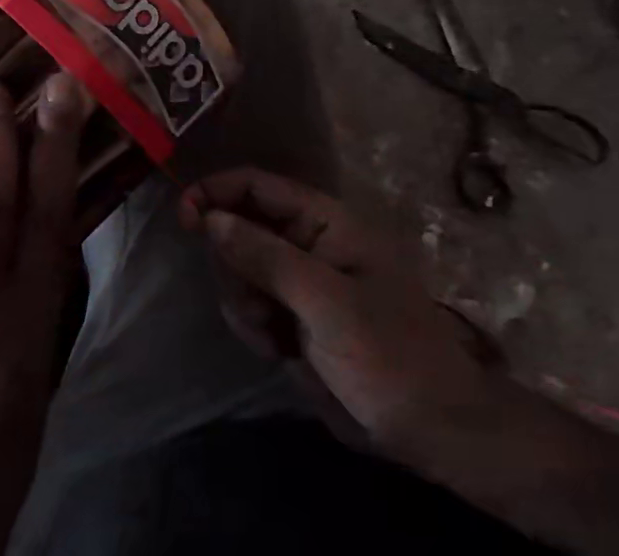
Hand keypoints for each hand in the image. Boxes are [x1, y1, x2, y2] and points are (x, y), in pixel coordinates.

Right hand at [183, 169, 501, 457]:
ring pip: (236, 269)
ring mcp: (298, 280)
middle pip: (238, 227)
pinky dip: (252, 325)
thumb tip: (209, 218)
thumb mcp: (326, 303)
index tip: (184, 219)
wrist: (434, 432)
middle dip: (233, 265)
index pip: (256, 186)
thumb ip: (265, 257)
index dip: (215, 192)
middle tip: (253, 304)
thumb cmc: (391, 356)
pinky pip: (246, 303)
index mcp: (326, 223)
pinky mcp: (291, 314)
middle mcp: (307, 243)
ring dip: (242, 302)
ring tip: (273, 335)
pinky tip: (278, 350)